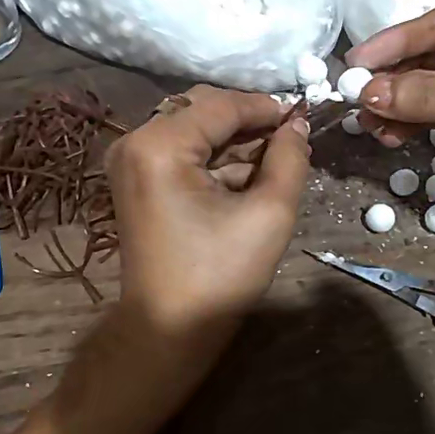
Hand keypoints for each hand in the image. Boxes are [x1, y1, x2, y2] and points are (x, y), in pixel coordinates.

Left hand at [107, 85, 309, 342]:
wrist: (167, 329)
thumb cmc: (218, 275)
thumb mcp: (268, 214)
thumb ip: (289, 159)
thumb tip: (297, 124)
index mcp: (159, 146)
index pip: (221, 105)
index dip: (267, 107)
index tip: (304, 116)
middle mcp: (135, 142)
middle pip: (201, 108)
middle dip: (248, 121)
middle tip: (288, 139)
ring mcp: (130, 161)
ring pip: (192, 128)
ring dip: (232, 140)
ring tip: (273, 160)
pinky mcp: (135, 179)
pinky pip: (179, 150)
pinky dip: (213, 157)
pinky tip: (245, 175)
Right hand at [347, 1, 434, 229]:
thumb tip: (367, 93)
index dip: (399, 40)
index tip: (357, 63)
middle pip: (431, 54)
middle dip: (393, 76)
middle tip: (355, 98)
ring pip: (425, 87)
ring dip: (394, 103)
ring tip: (369, 124)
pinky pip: (430, 116)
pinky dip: (406, 123)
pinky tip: (389, 135)